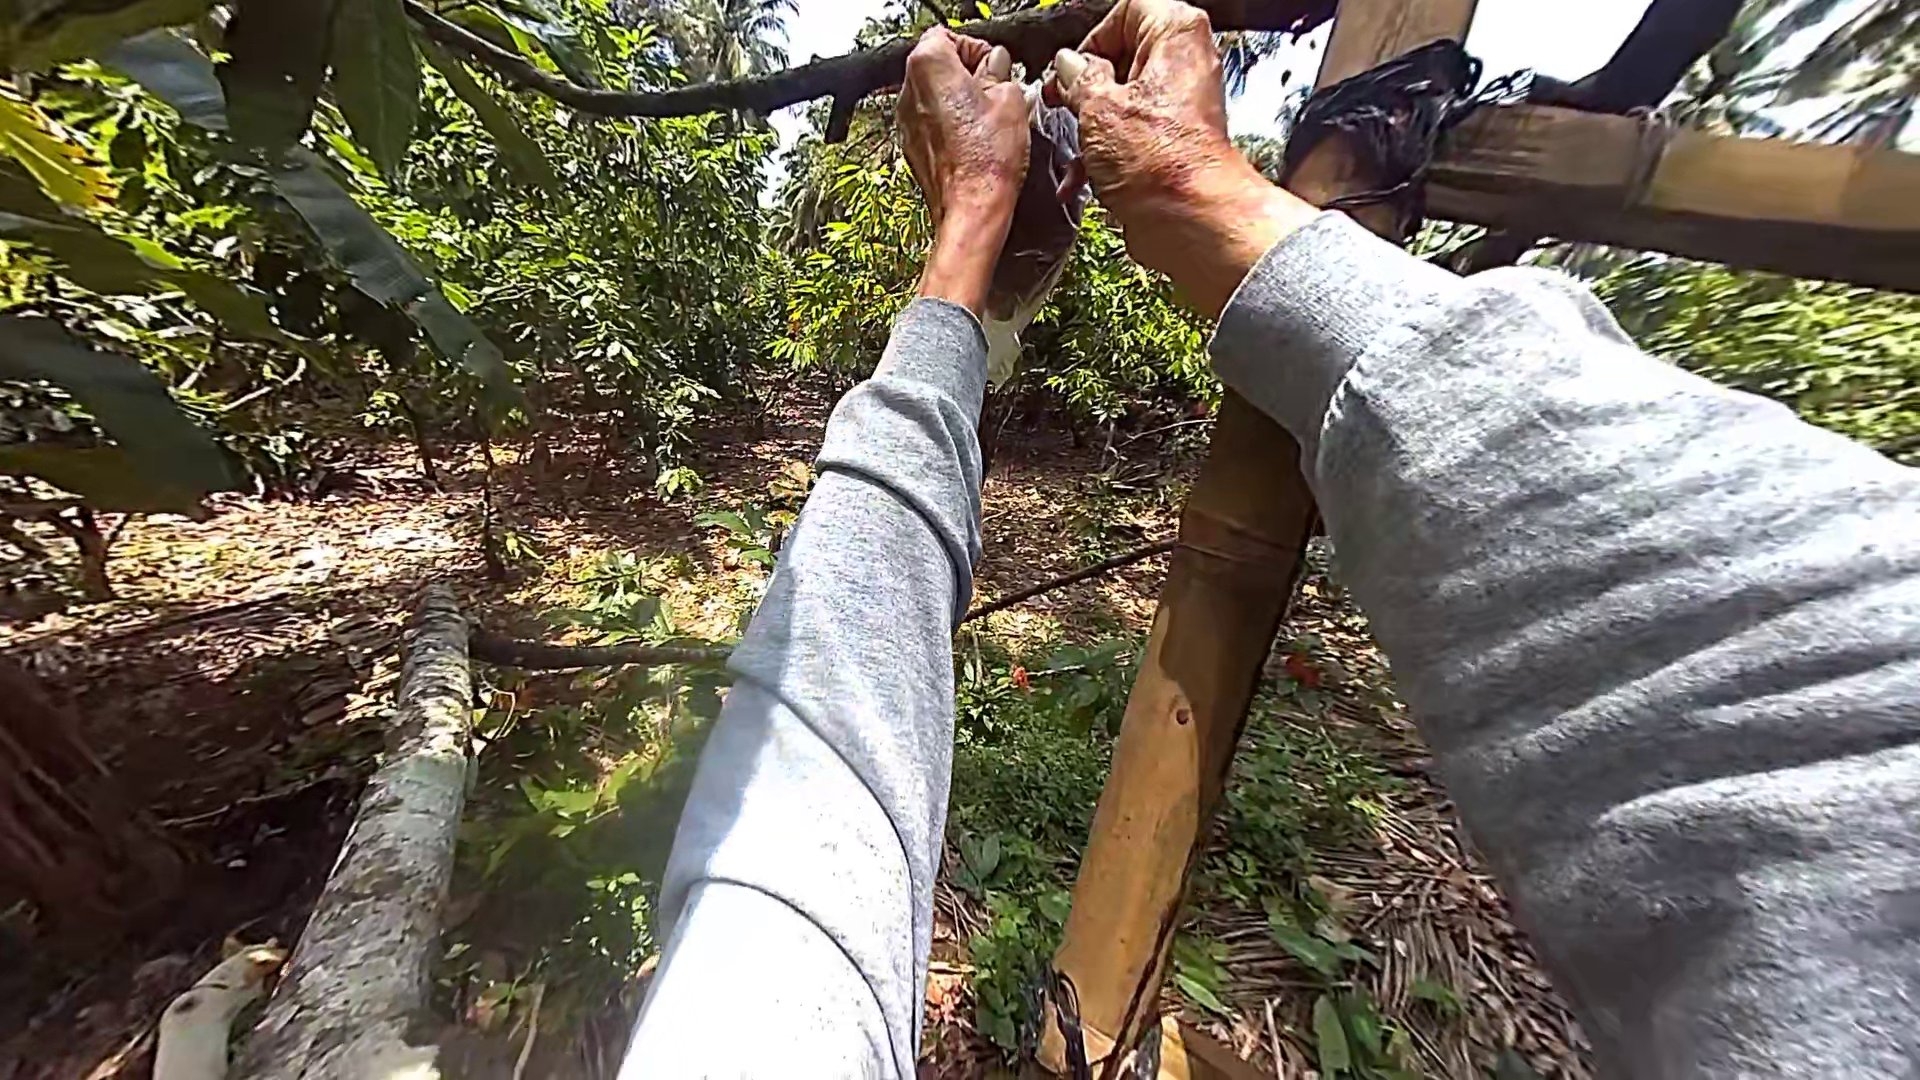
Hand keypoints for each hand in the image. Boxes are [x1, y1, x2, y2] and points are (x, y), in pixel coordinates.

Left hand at [899, 27, 1030, 314]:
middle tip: (997, 101)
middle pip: (942, 71)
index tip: (997, 73)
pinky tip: (975, 150)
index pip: (953, 37)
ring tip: (988, 130)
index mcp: (927, 63)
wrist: (972, 213)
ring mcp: (908, 127)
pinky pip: (935, 132)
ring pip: (939, 103)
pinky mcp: (914, 155)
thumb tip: (996, 68)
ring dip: (963, 109)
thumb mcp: (1011, 98)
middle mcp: (909, 93)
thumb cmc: (987, 161)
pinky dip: (953, 135)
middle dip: (969, 81)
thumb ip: (1000, 71)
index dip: (980, 54)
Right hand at [1047, 0, 1317, 316]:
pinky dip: (1104, 159)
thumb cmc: (1159, 162)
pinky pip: (1129, 142)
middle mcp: (1182, 66)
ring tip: (1072, 157)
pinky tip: (1082, 181)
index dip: (1090, 42)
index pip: (1125, 12)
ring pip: (1120, 109)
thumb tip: (1068, 67)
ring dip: (1088, 136)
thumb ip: (1078, 79)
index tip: (1067, 73)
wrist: (1186, 218)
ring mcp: (1176, 111)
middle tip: (1062, 110)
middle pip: (1121, 64)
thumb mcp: (1098, 109)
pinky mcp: (1168, 150)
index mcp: (1175, 32)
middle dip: (1085, 96)